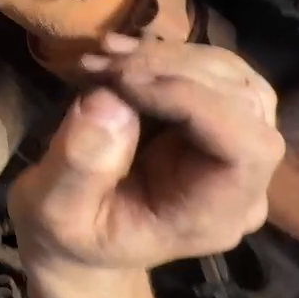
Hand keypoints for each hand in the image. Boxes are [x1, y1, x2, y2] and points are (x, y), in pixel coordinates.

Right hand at [10, 35, 284, 285]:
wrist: (78, 244)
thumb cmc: (66, 235)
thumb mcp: (53, 211)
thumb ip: (79, 165)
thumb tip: (108, 101)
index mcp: (211, 215)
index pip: (245, 147)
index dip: (194, 101)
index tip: (121, 81)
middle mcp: (239, 183)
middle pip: (245, 106)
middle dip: (174, 69)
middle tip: (101, 61)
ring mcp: (228, 153)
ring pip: (235, 83)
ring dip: (171, 56)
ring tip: (105, 53)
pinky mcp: (206, 129)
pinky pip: (210, 78)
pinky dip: (167, 55)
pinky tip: (118, 53)